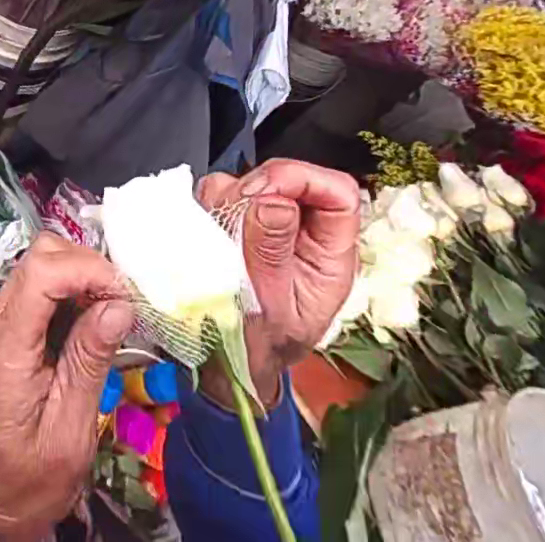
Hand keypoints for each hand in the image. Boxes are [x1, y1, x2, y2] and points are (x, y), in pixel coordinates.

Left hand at [0, 232, 134, 540]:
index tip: (123, 296)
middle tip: (121, 304)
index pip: (41, 274)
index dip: (88, 270)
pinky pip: (44, 278)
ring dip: (85, 274)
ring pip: (45, 259)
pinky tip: (92, 315)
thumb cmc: (29, 474)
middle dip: (90, 268)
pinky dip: (75, 284)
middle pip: (43, 255)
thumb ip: (90, 363)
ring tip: (110, 310)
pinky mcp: (8, 317)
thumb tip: (120, 306)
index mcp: (5, 351)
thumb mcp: (70, 431)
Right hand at [197, 159, 360, 406]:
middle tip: (231, 217)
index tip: (266, 194)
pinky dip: (210, 204)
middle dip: (259, 187)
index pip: (338, 193)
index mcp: (330, 253)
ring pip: (256, 179)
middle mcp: (305, 230)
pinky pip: (224, 191)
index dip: (306, 181)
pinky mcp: (239, 218)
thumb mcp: (272, 311)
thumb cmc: (258, 349)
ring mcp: (270, 220)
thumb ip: (273, 256)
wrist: (225, 365)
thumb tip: (273, 201)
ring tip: (218, 237)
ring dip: (230, 198)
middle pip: (293, 178)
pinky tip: (206, 234)